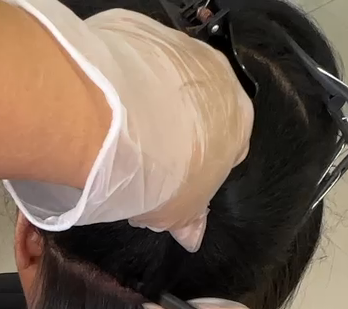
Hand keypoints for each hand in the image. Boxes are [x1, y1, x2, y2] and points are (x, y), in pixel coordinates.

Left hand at [0, 0, 251, 250]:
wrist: (126, 123)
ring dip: (150, 108)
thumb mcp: (179, 212)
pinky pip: (137, 64)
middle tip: (147, 162)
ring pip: (169, 85)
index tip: (177, 182)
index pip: (230, 146)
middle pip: (201, 110)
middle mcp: (220, 77)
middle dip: (177, 135)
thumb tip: (193, 237)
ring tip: (122, 138)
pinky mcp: (144, 33)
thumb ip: (190, 220)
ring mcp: (182, 50)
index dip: (202, 166)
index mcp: (240, 122)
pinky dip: (126, 84)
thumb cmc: (167, 173)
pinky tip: (107, 110)